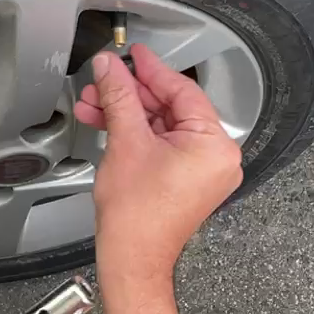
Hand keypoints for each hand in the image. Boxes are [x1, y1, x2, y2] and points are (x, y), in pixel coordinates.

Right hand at [75, 45, 242, 278]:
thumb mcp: (126, 142)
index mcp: (215, 145)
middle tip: (105, 80)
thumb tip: (112, 68)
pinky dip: (138, 136)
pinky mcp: (188, 180)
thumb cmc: (138, 217)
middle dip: (131, 95)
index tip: (135, 55)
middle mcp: (217, 158)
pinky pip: (164, 146)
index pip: (183, 91)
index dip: (152, 70)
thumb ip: (119, 96)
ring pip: (163, 127)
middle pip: (171, 108)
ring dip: (128, 115)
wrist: (131, 258)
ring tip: (96, 105)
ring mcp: (203, 171)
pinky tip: (109, 124)